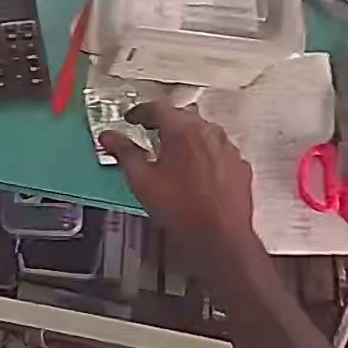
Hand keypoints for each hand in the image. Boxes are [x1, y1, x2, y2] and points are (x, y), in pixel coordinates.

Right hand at [99, 102, 262, 270]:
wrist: (219, 239)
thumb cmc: (180, 210)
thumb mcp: (142, 180)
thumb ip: (124, 153)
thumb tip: (108, 137)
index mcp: (183, 130)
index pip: (158, 108)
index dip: (140, 112)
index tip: (132, 119)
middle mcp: (209, 133)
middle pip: (182, 116)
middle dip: (163, 123)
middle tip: (148, 132)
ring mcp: (228, 148)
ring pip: (203, 132)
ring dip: (185, 137)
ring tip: (171, 154)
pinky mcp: (239, 165)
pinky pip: (218, 150)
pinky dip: (204, 154)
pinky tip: (194, 172)